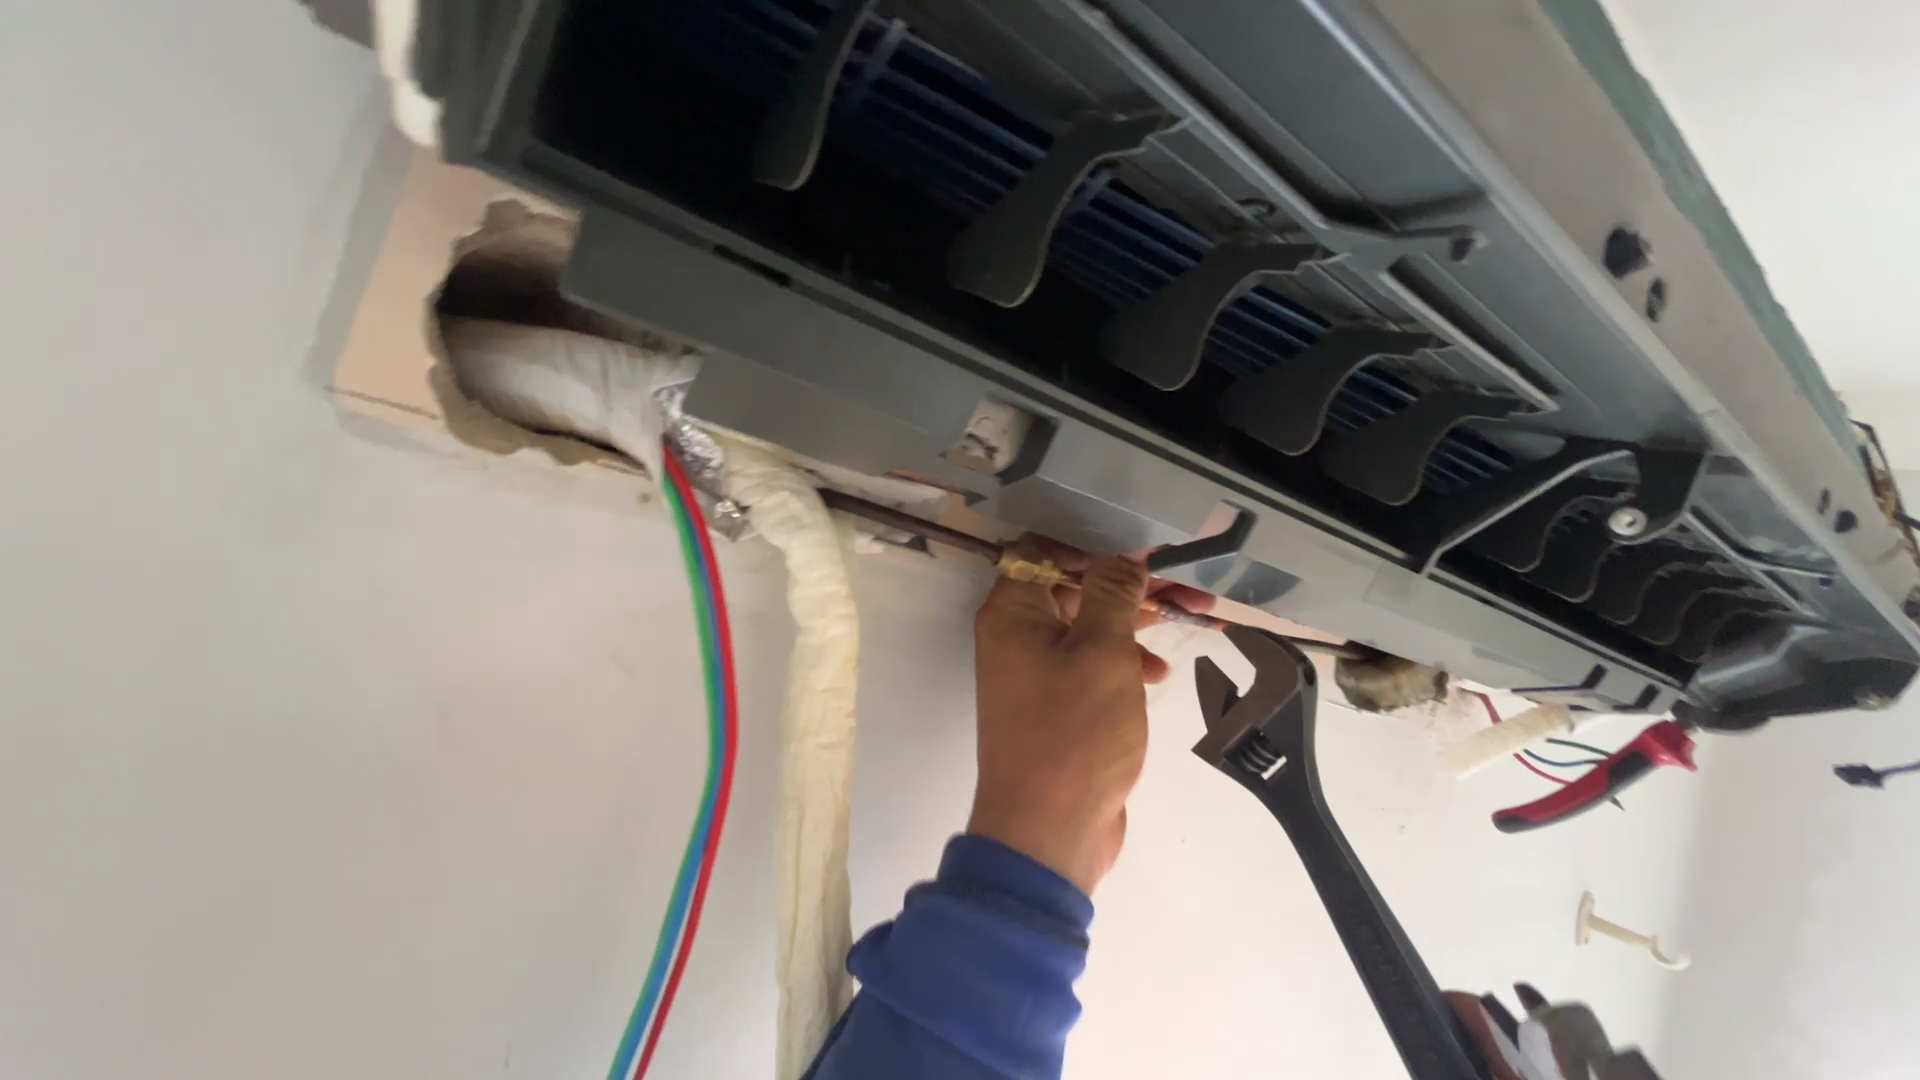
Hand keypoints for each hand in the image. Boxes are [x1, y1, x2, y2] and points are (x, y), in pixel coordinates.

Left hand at [968, 539, 1214, 893]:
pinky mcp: (1058, 704)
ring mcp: (1035, 672)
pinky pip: (1091, 664)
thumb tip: (1122, 556)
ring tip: (1190, 622)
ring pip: (1088, 627)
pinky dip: (1124, 661)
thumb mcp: (1102, 652)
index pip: (1042, 552)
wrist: (1048, 832)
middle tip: (1186, 589)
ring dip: (1135, 622)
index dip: (1091, 548)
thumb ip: (1113, 594)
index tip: (1140, 558)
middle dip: (1129, 585)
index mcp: (1012, 613)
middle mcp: (1016, 636)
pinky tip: (1157, 675)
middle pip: (1073, 587)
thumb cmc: (1074, 733)